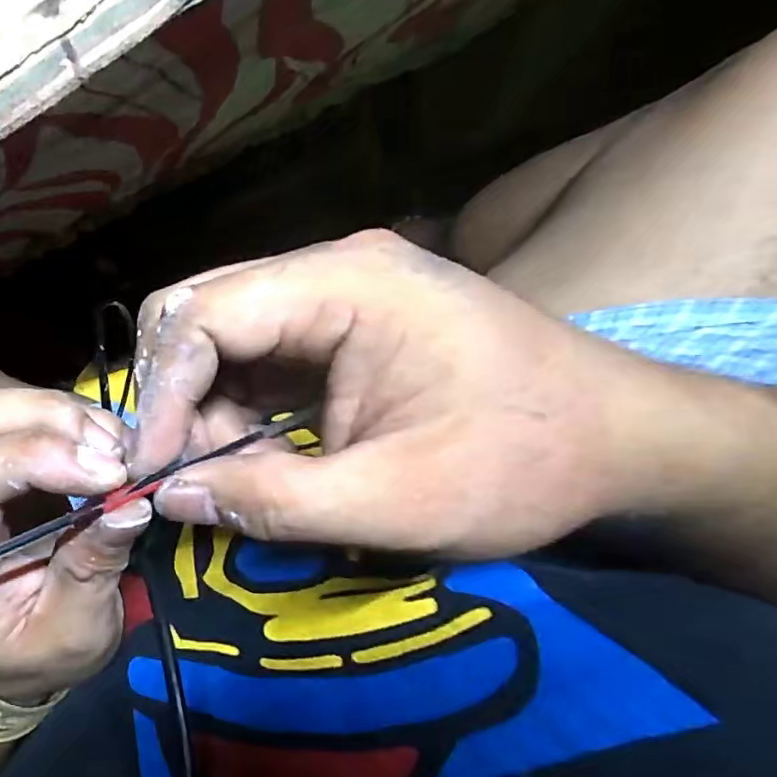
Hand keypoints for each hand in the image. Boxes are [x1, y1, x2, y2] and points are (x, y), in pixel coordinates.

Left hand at [0, 389, 153, 701]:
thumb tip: (132, 504)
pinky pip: (17, 421)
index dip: (38, 458)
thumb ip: (92, 568)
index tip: (112, 474)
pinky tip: (103, 444)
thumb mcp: (72, 631)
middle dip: (45, 420)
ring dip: (56, 412)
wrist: (9, 659)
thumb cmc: (32, 657)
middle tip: (115, 451)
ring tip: (115, 447)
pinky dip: (64, 420)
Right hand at [127, 230, 739, 557]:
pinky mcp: (323, 334)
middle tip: (175, 469)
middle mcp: (324, 274)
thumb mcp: (396, 502)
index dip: (162, 394)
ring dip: (196, 414)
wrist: (625, 448)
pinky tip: (249, 459)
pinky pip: (239, 367)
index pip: (203, 316)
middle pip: (190, 315)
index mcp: (348, 286)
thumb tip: (166, 498)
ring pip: (206, 345)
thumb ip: (270, 501)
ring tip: (225, 475)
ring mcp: (323, 300)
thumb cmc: (527, 467)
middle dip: (170, 398)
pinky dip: (223, 417)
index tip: (151, 468)